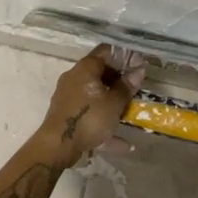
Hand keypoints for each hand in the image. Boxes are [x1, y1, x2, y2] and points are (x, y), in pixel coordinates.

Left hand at [36, 44, 144, 164]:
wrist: (58, 146)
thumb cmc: (89, 118)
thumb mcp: (114, 103)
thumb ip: (126, 87)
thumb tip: (138, 72)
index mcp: (85, 68)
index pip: (107, 51)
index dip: (125, 56)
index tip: (140, 66)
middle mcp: (74, 77)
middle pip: (100, 73)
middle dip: (119, 81)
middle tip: (136, 90)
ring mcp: (68, 96)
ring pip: (95, 95)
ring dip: (112, 103)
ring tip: (129, 113)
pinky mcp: (67, 114)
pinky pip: (90, 114)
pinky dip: (104, 123)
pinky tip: (123, 144)